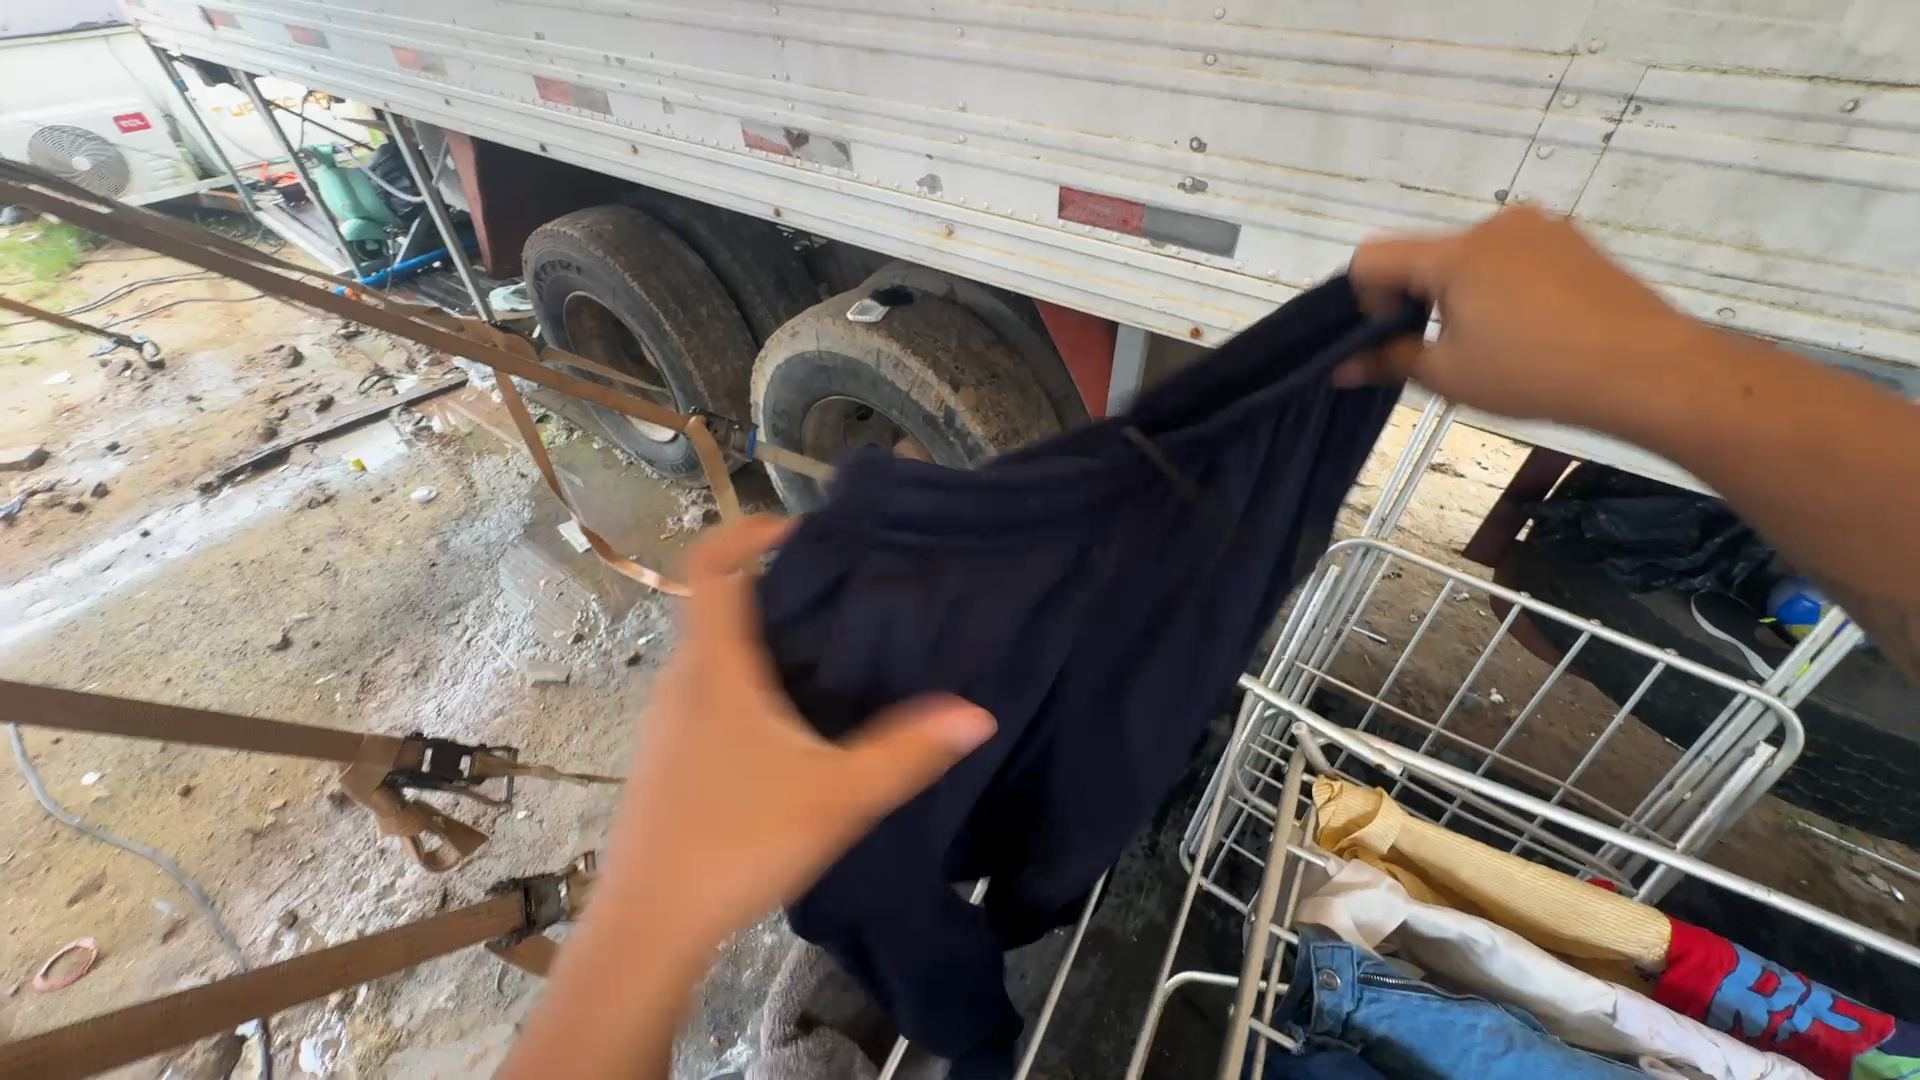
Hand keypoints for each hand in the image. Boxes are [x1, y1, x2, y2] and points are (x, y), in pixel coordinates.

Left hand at [599, 515, 996, 951]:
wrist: (648, 925)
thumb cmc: (737, 841)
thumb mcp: (837, 796)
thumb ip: (908, 752)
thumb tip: (976, 713)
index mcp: (717, 668)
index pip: (712, 566)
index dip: (747, 531)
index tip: (799, 531)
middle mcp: (683, 680)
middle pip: (717, 604)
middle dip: (772, 588)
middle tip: (837, 596)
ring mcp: (666, 719)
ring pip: (712, 651)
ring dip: (758, 637)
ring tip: (822, 655)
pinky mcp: (664, 755)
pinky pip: (705, 690)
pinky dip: (742, 679)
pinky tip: (784, 725)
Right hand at [1335, 206, 1709, 426]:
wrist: (1650, 369)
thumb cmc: (1534, 373)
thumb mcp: (1447, 375)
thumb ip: (1385, 361)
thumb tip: (1339, 368)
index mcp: (1457, 254)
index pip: (1373, 257)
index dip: (1361, 299)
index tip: (1388, 336)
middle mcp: (1495, 225)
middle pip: (1420, 256)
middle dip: (1410, 299)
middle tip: (1433, 348)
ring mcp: (1539, 228)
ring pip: (1463, 258)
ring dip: (1451, 295)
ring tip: (1483, 341)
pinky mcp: (1571, 241)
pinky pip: (1506, 257)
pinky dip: (1492, 287)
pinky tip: (1521, 328)